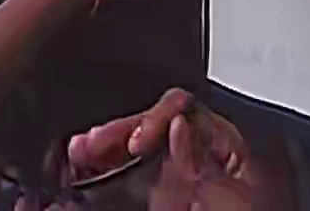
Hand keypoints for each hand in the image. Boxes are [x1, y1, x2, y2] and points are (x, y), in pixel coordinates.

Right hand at [66, 89, 283, 210]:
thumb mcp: (231, 198)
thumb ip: (201, 163)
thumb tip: (176, 126)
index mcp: (229, 144)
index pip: (184, 108)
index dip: (156, 118)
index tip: (137, 141)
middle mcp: (205, 156)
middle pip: (156, 127)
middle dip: (121, 132)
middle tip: (90, 143)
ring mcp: (185, 181)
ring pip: (141, 153)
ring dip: (109, 149)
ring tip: (78, 152)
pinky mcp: (169, 200)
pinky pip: (137, 181)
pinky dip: (111, 176)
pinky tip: (89, 172)